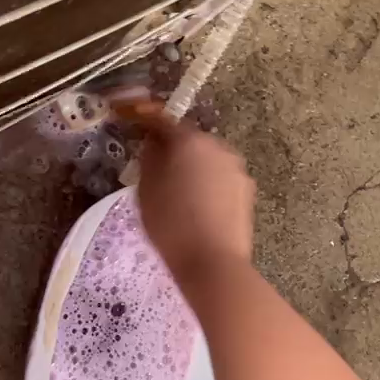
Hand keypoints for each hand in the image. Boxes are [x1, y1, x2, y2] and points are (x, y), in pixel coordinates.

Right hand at [117, 95, 255, 281]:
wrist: (213, 262)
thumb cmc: (171, 224)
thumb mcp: (146, 190)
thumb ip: (149, 158)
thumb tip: (153, 144)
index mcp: (189, 142)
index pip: (163, 120)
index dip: (145, 117)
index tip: (132, 116)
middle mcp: (217, 147)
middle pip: (189, 140)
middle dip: (172, 148)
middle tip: (154, 165)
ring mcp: (236, 168)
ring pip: (207, 160)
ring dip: (192, 167)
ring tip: (177, 192)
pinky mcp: (247, 191)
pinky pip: (220, 178)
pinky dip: (207, 184)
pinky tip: (197, 207)